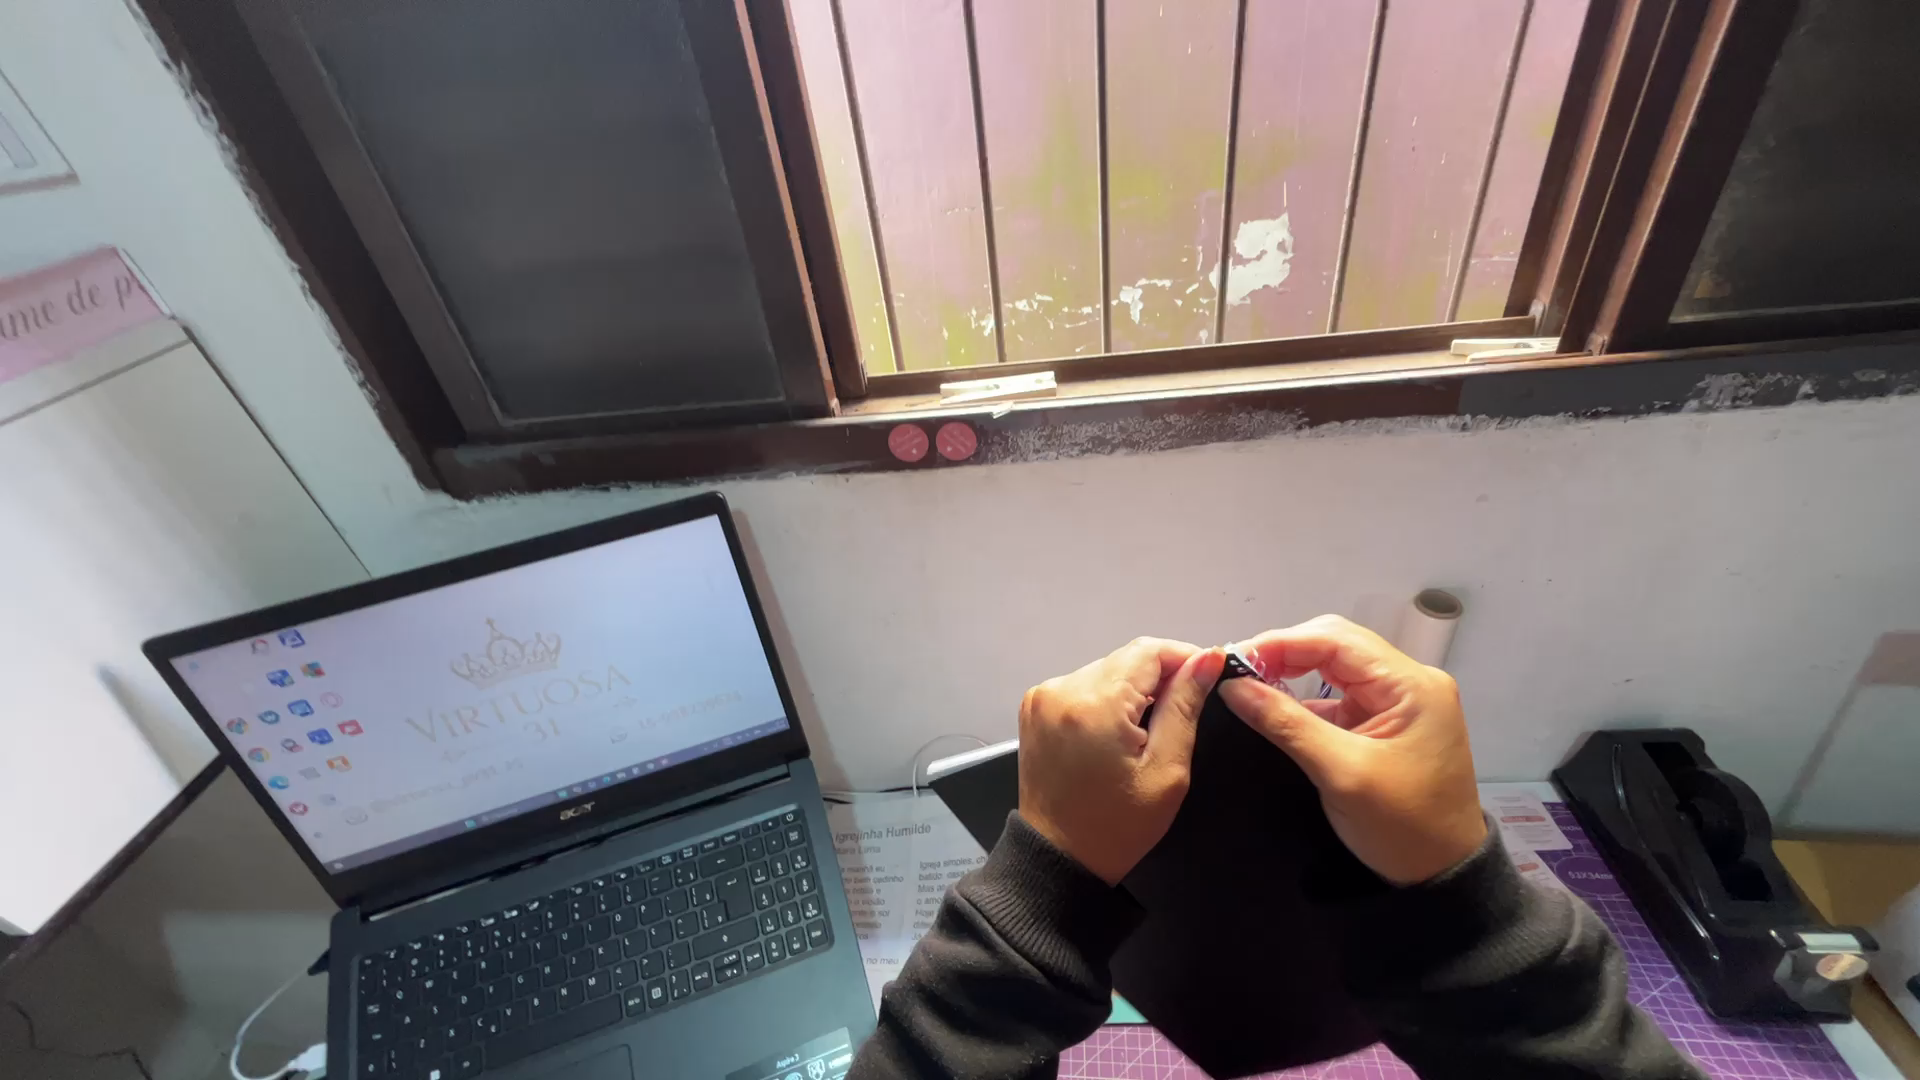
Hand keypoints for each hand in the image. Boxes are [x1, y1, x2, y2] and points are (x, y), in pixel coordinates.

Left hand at [1017, 638, 1226, 884]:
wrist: (1058, 855)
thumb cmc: (1119, 824)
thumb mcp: (1166, 770)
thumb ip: (1185, 707)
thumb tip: (1208, 658)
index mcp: (1095, 703)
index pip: (1149, 650)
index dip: (1184, 656)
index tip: (1208, 676)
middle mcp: (1062, 687)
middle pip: (1125, 658)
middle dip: (1159, 676)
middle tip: (1184, 708)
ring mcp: (1043, 694)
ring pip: (1105, 669)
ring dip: (1132, 687)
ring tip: (1149, 727)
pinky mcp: (1034, 704)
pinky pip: (1083, 684)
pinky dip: (1106, 698)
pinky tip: (1117, 730)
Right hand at [1219, 616, 1486, 885]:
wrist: (1443, 877)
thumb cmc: (1401, 826)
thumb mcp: (1339, 773)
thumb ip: (1284, 722)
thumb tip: (1231, 685)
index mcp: (1411, 685)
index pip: (1335, 640)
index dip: (1280, 643)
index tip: (1234, 660)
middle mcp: (1408, 680)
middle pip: (1333, 642)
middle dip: (1283, 650)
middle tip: (1237, 670)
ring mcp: (1397, 698)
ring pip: (1331, 661)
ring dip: (1289, 667)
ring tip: (1247, 681)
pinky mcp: (1383, 716)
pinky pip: (1334, 688)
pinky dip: (1299, 690)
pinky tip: (1271, 700)